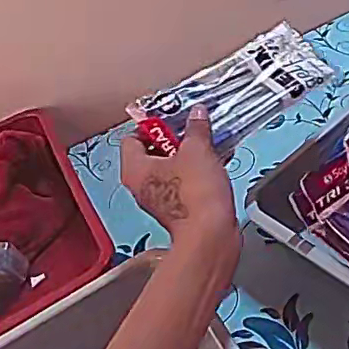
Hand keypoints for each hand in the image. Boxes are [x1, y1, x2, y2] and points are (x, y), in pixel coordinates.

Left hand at [121, 107, 237, 256]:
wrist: (211, 234)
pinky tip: (216, 164)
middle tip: (192, 131)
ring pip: (171, 168)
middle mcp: (142, 186)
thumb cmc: (194, 197)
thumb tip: (197, 115)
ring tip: (208, 145)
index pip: (132, 137)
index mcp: (134, 168)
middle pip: (153, 152)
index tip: (171, 118)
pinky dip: (198, 172)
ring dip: (189, 155)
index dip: (152, 125)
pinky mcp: (179, 209)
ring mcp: (161, 199)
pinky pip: (185, 183)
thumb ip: (196, 128)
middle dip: (175, 140)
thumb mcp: (197, 149)